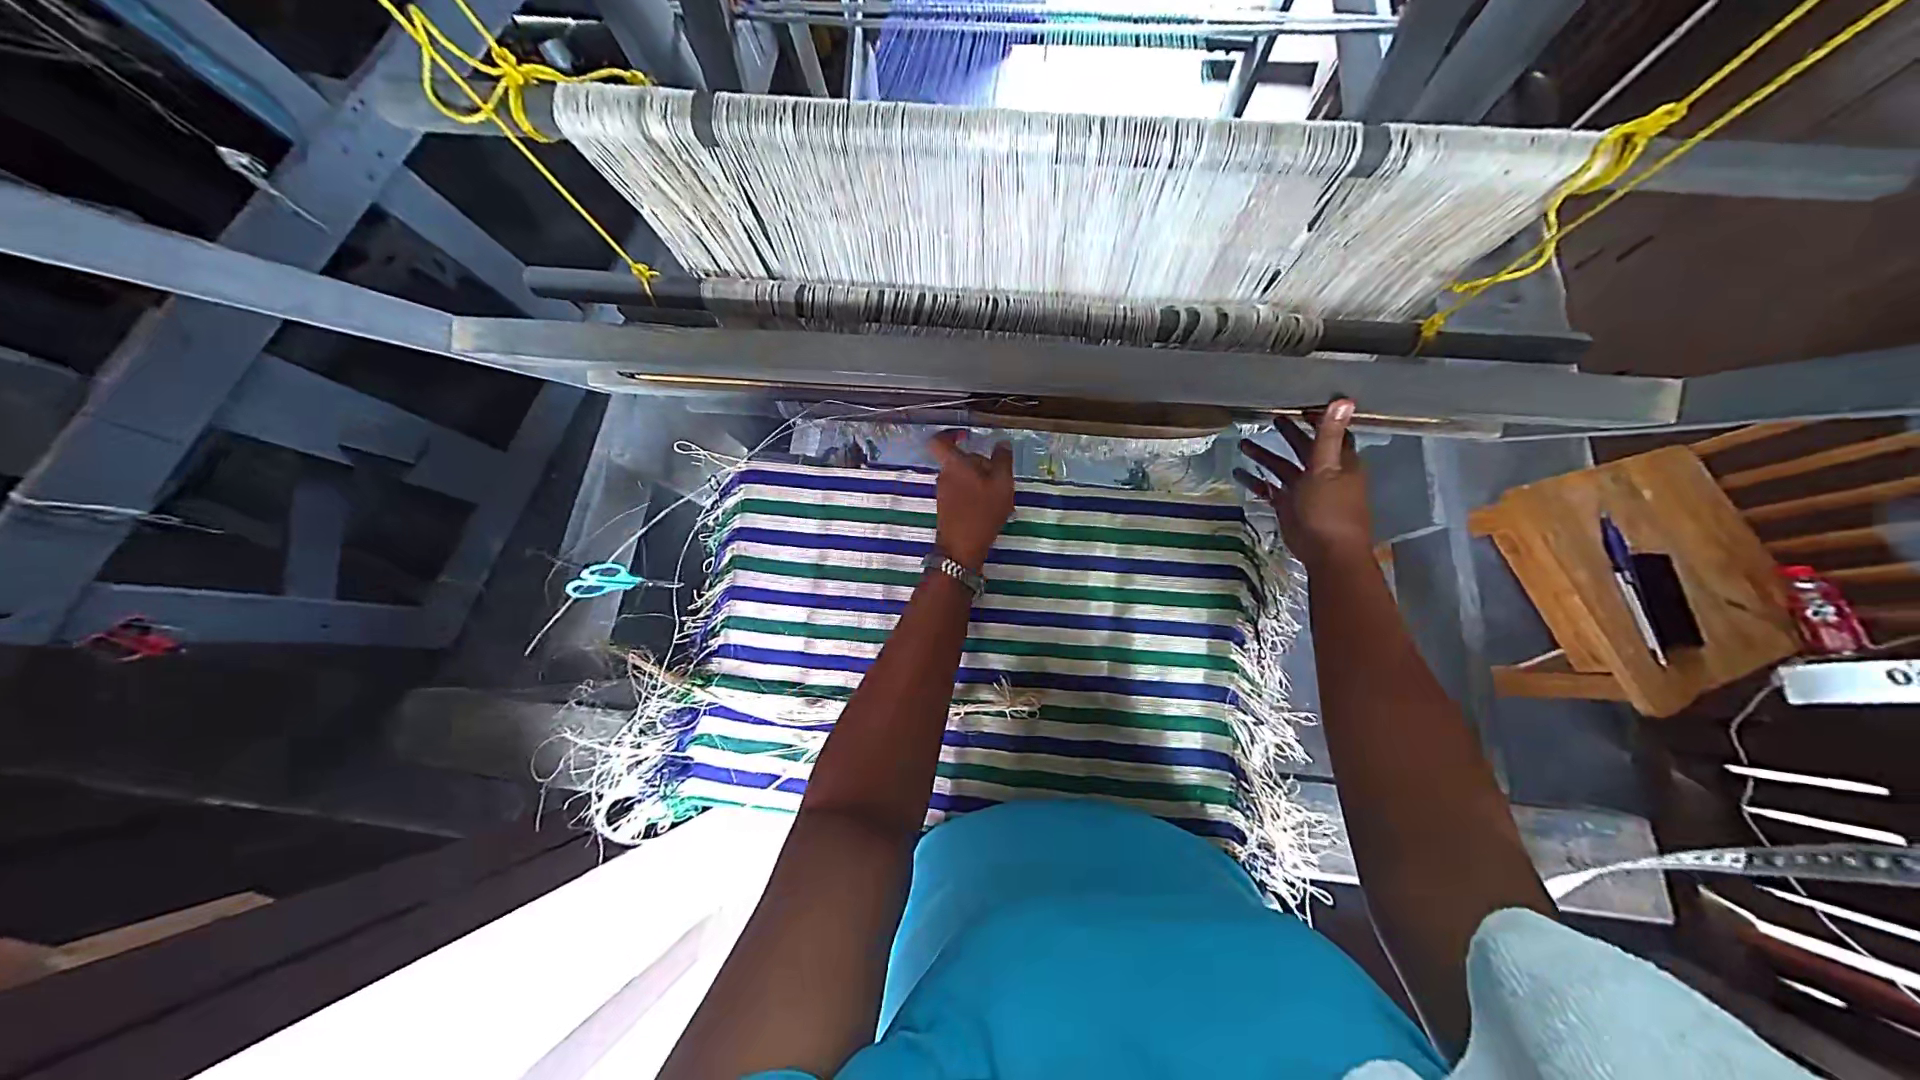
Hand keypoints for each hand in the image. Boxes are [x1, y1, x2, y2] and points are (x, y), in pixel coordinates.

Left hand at [927, 431, 1013, 572]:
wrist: (962, 547)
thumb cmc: (982, 511)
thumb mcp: (1002, 483)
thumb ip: (1002, 460)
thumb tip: (1002, 443)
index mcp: (953, 464)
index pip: (939, 441)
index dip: (950, 434)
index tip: (966, 435)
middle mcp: (944, 476)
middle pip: (959, 460)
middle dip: (979, 463)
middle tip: (1000, 473)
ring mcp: (943, 493)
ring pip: (963, 477)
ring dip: (980, 481)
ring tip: (1000, 494)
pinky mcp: (947, 508)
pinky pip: (962, 492)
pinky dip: (976, 494)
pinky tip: (992, 507)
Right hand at [1235, 399, 1371, 572]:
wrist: (1327, 551)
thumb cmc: (1331, 508)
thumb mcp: (1326, 466)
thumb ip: (1329, 435)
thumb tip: (1344, 400)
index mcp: (1339, 462)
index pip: (1331, 434)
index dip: (1319, 420)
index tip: (1302, 407)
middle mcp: (1323, 473)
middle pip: (1304, 448)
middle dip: (1289, 434)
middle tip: (1272, 418)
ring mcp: (1304, 491)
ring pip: (1283, 468)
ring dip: (1265, 456)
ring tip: (1244, 443)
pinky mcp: (1288, 506)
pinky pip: (1270, 489)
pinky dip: (1256, 481)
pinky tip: (1239, 473)